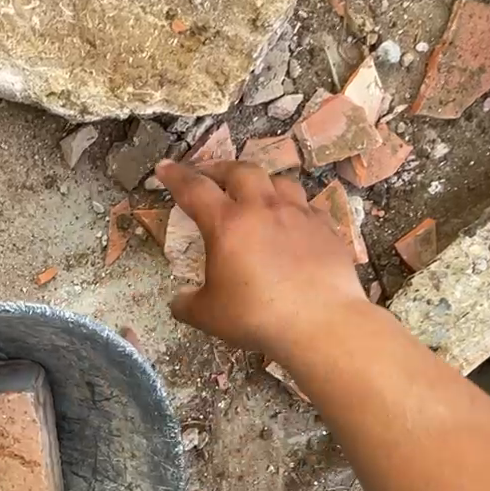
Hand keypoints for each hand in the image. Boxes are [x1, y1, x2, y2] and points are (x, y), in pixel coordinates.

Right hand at [158, 159, 368, 361]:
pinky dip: (290, 207)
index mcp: (227, 225)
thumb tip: (178, 300)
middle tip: (208, 175)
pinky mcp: (325, 228)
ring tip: (252, 193)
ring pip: (277, 181)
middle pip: (240, 171)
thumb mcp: (207, 314)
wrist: (320, 323)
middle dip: (219, 168)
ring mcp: (299, 215)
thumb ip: (187, 303)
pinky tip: (288, 222)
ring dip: (259, 181)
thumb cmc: (255, 315)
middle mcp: (263, 209)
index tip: (164, 167)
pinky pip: (305, 206)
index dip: (176, 176)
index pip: (194, 189)